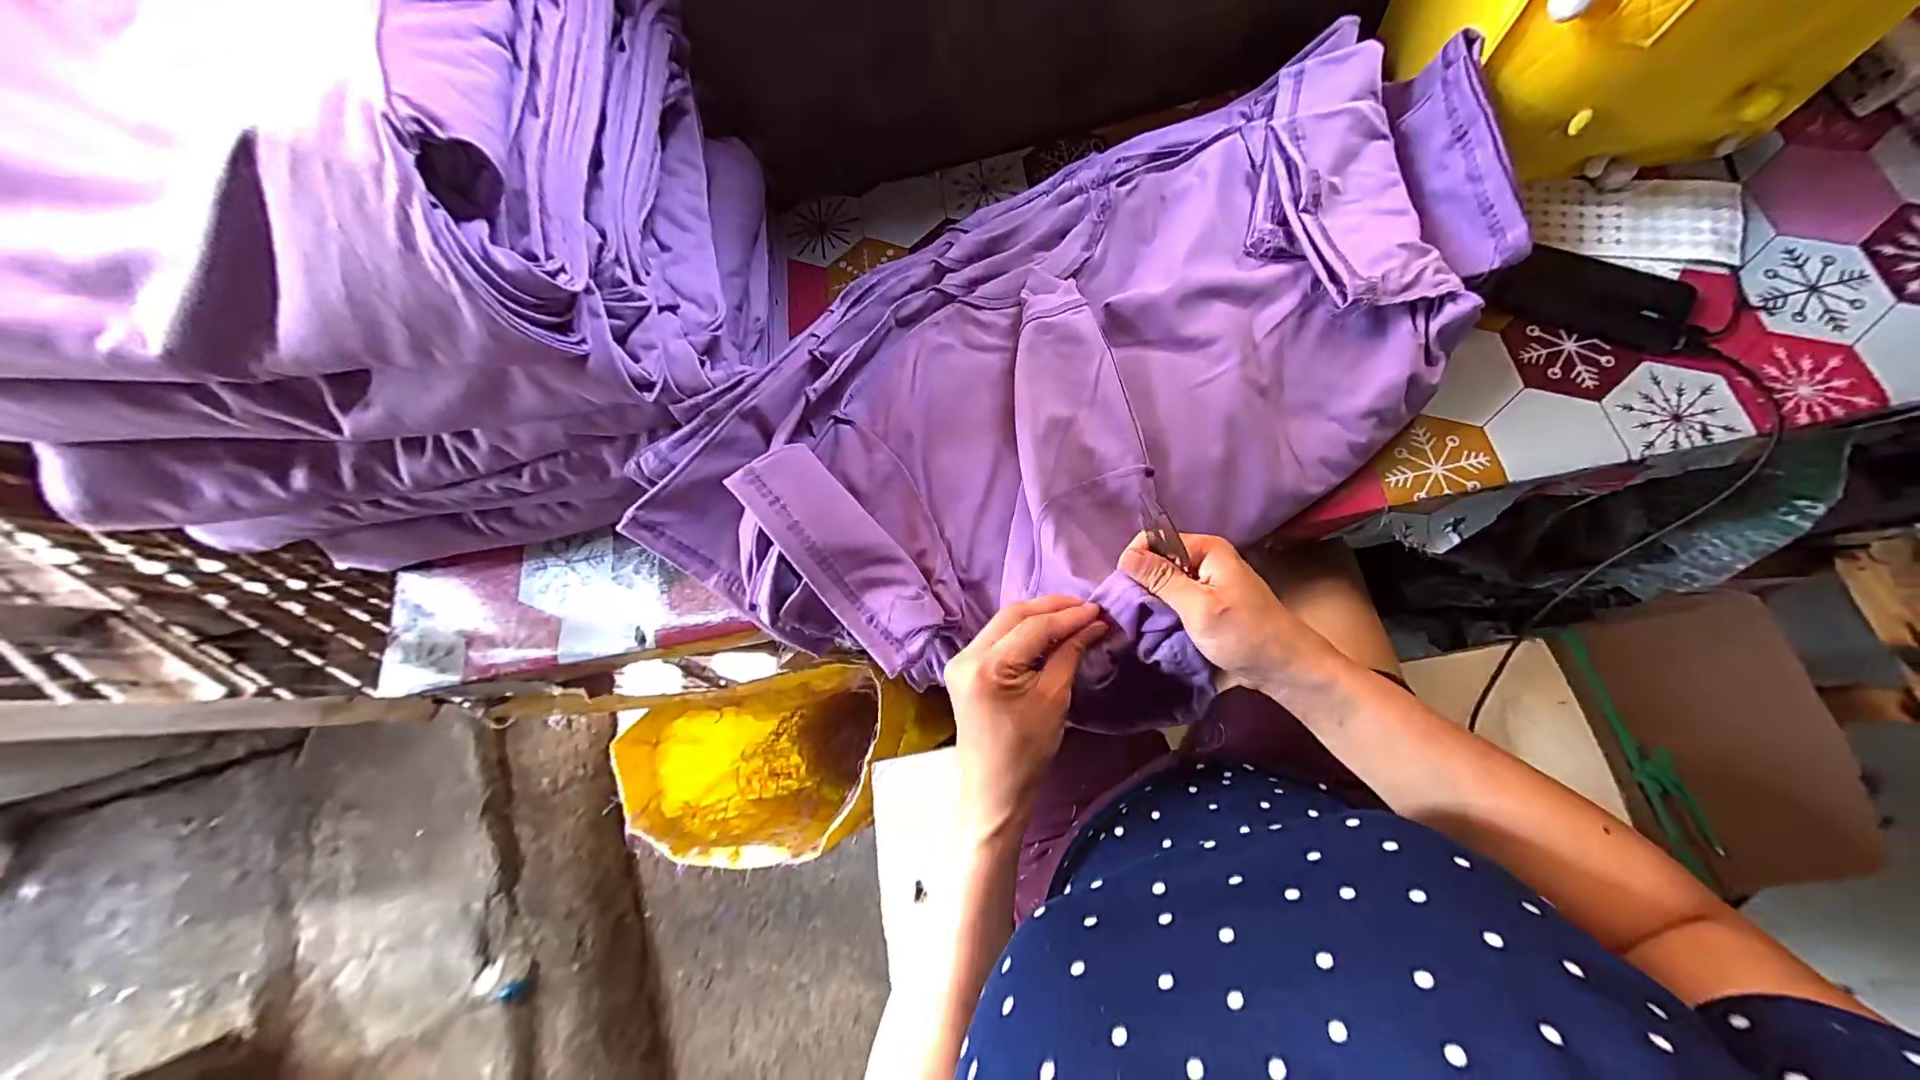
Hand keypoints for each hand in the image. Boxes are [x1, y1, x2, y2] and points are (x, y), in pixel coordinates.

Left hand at [944, 595, 1106, 841]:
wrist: (994, 790)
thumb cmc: (1027, 752)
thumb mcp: (1055, 699)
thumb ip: (1069, 653)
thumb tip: (1092, 624)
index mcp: (986, 666)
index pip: (1033, 627)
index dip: (1068, 616)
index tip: (1098, 610)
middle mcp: (966, 656)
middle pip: (1013, 616)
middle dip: (1052, 608)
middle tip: (1086, 608)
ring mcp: (960, 660)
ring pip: (1004, 623)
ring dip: (1038, 616)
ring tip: (1073, 616)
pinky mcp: (963, 668)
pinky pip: (997, 638)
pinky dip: (1023, 631)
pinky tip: (1048, 631)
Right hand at [1118, 532, 1340, 690]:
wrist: (1283, 668)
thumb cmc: (1244, 634)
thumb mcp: (1199, 607)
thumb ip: (1162, 579)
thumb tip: (1125, 557)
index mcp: (1206, 549)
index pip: (1153, 539)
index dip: (1135, 559)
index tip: (1125, 589)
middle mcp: (1204, 559)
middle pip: (1156, 559)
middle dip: (1139, 580)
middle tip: (1128, 608)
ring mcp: (1204, 581)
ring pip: (1161, 580)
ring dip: (1148, 597)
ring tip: (1136, 618)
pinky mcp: (1204, 602)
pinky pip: (1172, 597)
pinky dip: (1160, 608)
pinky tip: (1151, 623)